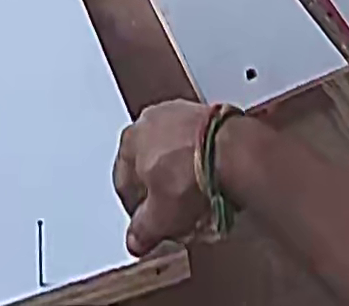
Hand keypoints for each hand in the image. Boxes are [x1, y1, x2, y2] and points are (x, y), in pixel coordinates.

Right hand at [112, 100, 211, 254]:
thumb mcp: (161, 217)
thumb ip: (143, 230)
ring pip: (169, 149)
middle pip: (146, 162)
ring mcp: (174, 113)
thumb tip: (137, 237)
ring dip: (178, 169)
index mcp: (129, 141)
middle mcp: (147, 121)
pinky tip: (210, 174)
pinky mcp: (199, 112)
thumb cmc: (189, 174)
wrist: (226, 150)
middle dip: (159, 187)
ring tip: (196, 194)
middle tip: (174, 210)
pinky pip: (193, 141)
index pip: (122, 181)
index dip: (135, 209)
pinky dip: (197, 156)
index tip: (148, 224)